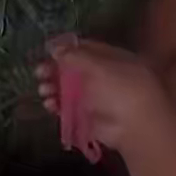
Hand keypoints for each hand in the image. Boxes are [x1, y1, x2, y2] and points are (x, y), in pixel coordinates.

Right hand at [35, 36, 175, 155]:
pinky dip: (57, 105)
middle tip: (39, 73)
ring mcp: (96, 98)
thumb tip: (54, 47)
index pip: (85, 49)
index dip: (65, 49)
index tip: (47, 52)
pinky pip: (68, 108)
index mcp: (112, 60)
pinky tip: (49, 105)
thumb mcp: (99, 66)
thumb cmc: (121, 89)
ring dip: (53, 87)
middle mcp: (104, 77)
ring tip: (43, 90)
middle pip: (73, 69)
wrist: (135, 127)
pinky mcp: (88, 117)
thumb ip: (74, 56)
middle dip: (54, 70)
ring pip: (68, 89)